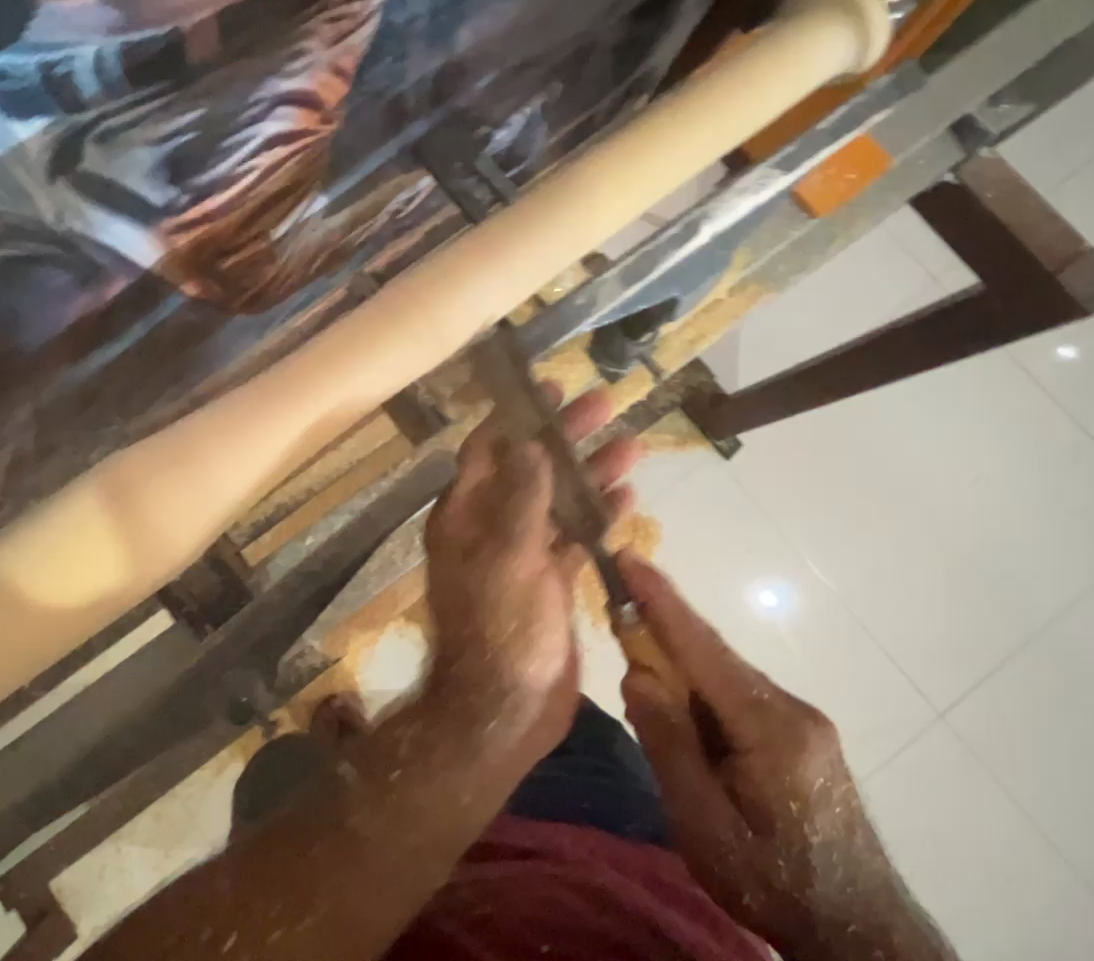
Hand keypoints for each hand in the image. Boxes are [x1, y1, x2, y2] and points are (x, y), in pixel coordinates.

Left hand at [421, 384, 639, 741]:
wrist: (506, 706)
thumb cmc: (499, 628)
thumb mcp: (507, 555)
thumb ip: (521, 496)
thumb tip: (529, 439)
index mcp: (463, 516)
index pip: (487, 450)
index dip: (515, 417)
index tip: (549, 387)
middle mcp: (487, 528)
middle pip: (528, 468)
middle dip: (563, 436)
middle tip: (603, 403)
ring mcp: (519, 555)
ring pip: (556, 501)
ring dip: (589, 474)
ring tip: (630, 442)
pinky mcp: (547, 582)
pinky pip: (573, 538)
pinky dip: (597, 517)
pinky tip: (627, 497)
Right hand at [616, 556, 956, 960]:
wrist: (860, 930)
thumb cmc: (772, 881)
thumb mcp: (703, 824)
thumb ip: (669, 744)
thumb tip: (637, 674)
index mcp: (768, 726)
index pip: (702, 646)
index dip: (660, 600)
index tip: (626, 556)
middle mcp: (790, 709)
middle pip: (712, 656)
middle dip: (661, 635)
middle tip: (613, 625)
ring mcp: (801, 721)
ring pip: (724, 678)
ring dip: (679, 672)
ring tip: (644, 699)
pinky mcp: (801, 737)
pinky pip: (737, 698)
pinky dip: (701, 696)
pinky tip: (685, 727)